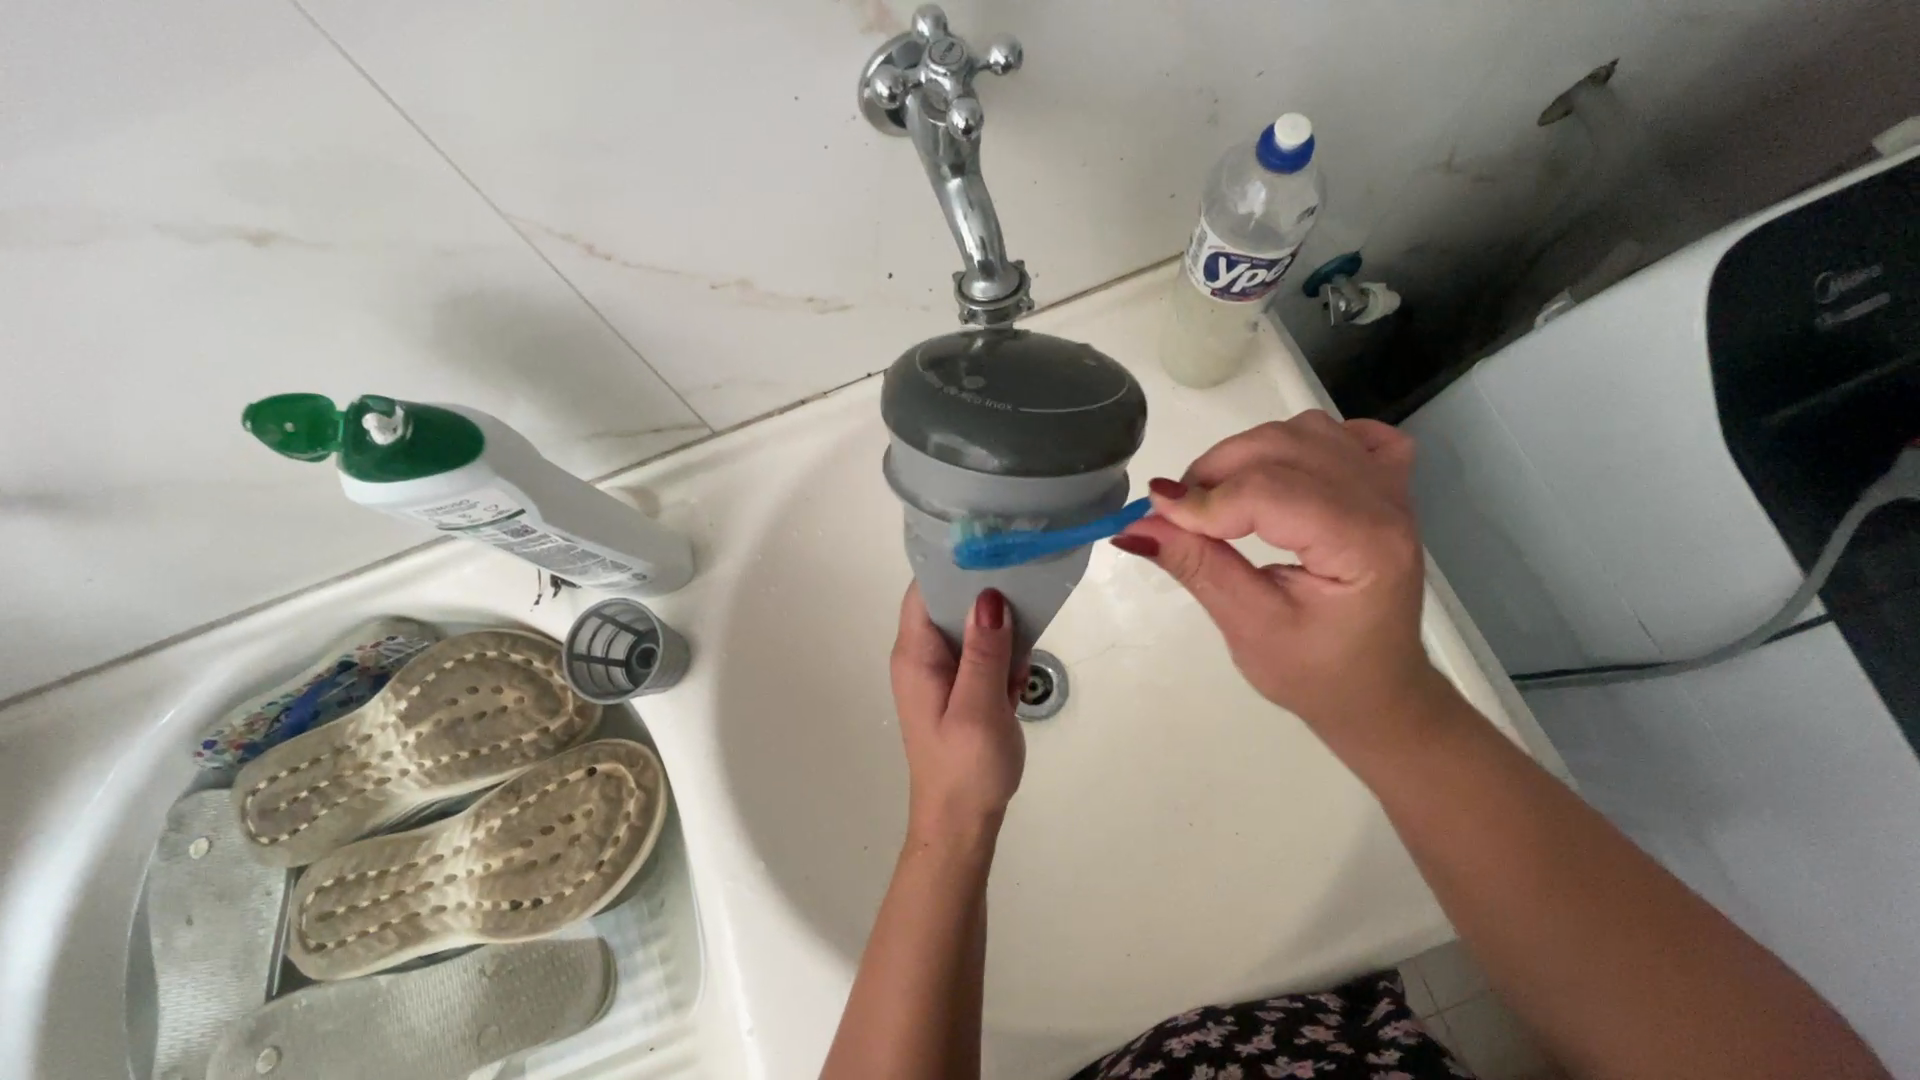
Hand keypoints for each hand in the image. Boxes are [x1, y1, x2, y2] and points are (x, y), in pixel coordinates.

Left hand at [889, 584, 1026, 843]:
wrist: (963, 823)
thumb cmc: (964, 767)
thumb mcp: (977, 707)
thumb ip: (984, 651)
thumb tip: (988, 595)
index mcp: (916, 654)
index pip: (925, 589)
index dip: (953, 563)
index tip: (992, 540)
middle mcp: (926, 656)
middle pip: (953, 603)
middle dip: (987, 589)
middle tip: (1026, 567)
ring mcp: (947, 673)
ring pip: (975, 627)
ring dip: (1002, 625)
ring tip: (1032, 602)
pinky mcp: (966, 689)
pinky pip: (986, 654)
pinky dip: (1006, 654)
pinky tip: (1025, 659)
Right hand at [1112, 410, 1443, 734]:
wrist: (1376, 691)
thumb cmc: (1317, 674)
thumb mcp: (1249, 628)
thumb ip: (1198, 567)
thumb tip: (1135, 526)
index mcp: (1364, 545)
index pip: (1272, 492)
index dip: (1205, 500)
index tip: (1152, 517)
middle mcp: (1385, 503)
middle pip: (1285, 446)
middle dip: (1217, 470)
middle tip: (1178, 513)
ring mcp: (1391, 487)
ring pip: (1306, 431)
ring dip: (1249, 453)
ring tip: (1218, 499)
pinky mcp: (1386, 485)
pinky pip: (1346, 435)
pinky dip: (1302, 442)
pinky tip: (1279, 475)